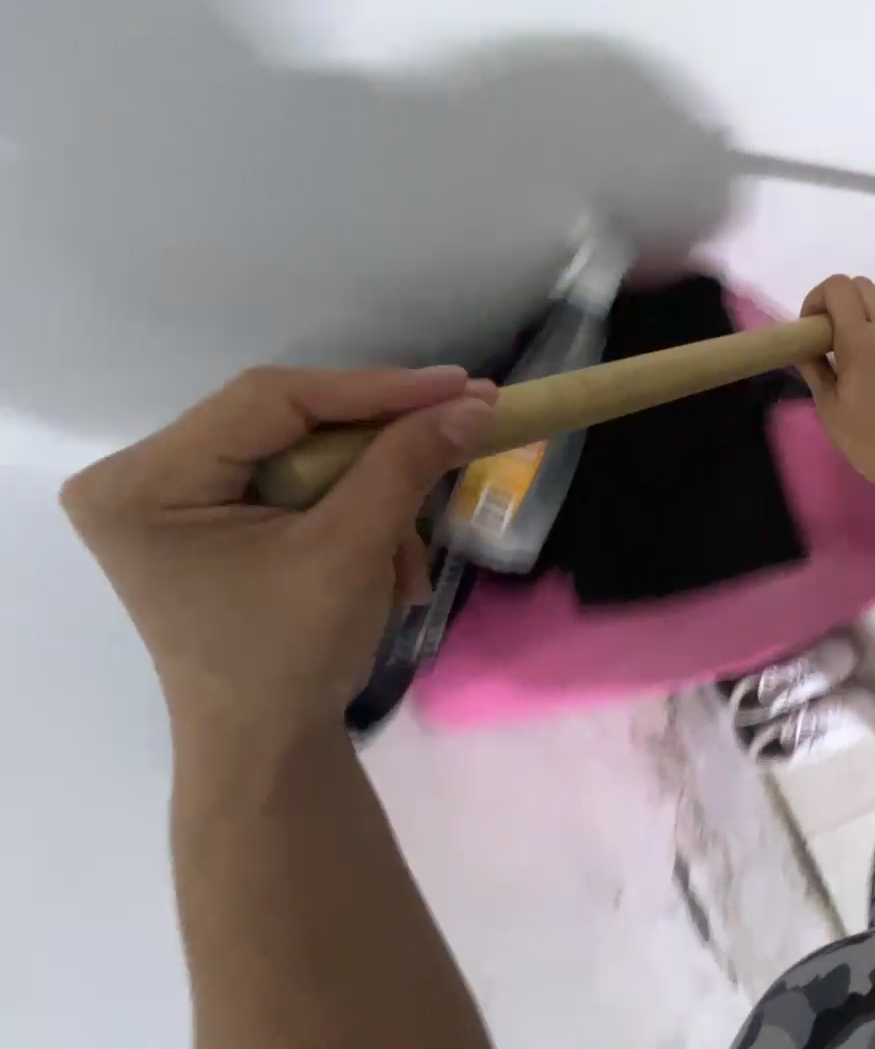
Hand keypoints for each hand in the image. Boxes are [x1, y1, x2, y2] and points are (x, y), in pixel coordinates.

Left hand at [62, 365, 496, 752]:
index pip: (273, 400)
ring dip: (383, 499)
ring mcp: (188, 503)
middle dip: (386, 447)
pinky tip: (389, 570)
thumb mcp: (353, 550)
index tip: (463, 386)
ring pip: (315, 460)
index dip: (377, 388)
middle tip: (467, 425)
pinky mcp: (226, 524)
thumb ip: (408, 467)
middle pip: (294, 425)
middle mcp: (153, 478)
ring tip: (408, 561)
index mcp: (148, 481)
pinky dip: (367, 521)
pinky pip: (314, 492)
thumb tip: (474, 405)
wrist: (269, 741)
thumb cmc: (291, 651)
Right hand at [796, 275, 874, 485]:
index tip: (810, 327)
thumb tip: (802, 345)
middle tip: (827, 329)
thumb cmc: (861, 435)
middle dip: (838, 297)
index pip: (838, 287)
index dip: (817, 298)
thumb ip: (813, 366)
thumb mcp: (826, 403)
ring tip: (854, 324)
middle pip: (861, 285)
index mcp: (858, 340)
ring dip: (869, 299)